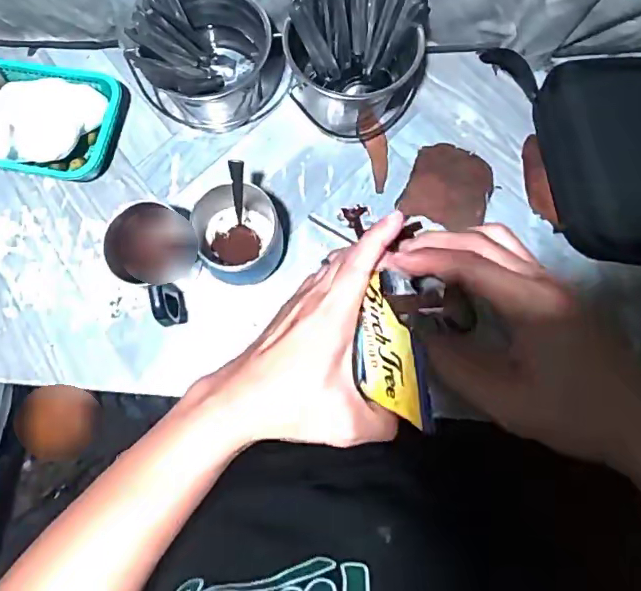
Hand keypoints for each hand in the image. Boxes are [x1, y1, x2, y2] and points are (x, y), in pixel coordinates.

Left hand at [183, 212, 410, 450]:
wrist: (238, 397)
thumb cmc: (285, 401)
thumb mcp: (347, 422)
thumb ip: (384, 421)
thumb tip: (401, 418)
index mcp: (332, 313)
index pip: (360, 261)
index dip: (381, 236)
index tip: (397, 218)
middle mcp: (315, 298)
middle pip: (348, 256)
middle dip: (375, 243)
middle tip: (401, 246)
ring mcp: (299, 301)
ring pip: (332, 265)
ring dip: (356, 257)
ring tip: (379, 264)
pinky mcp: (290, 311)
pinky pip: (320, 278)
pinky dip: (339, 272)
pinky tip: (346, 292)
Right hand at [387, 224, 640, 469]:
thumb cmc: (575, 416)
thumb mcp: (508, 402)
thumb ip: (457, 366)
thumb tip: (419, 332)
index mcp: (530, 301)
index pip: (469, 263)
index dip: (425, 258)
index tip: (390, 261)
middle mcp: (541, 279)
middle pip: (481, 240)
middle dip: (436, 242)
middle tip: (399, 254)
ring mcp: (552, 281)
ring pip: (498, 239)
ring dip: (458, 240)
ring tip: (426, 258)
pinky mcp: (556, 290)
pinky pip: (509, 254)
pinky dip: (477, 251)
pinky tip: (463, 274)